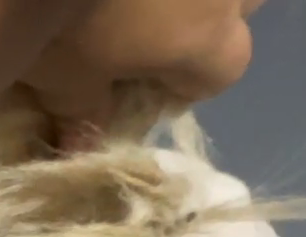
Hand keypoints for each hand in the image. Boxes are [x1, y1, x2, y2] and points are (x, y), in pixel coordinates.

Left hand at [26, 0, 263, 134]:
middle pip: (243, 5)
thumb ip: (80, 113)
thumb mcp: (62, 77)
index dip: (184, 86)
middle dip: (204, 19)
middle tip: (145, 29)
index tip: (142, 90)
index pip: (223, 73)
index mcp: (209, 34)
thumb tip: (83, 152)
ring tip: (139, 2)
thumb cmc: (64, 19)